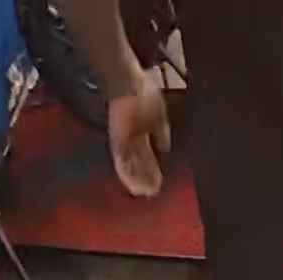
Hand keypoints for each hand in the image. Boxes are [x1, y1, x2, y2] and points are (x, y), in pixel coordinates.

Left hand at [106, 71, 170, 196]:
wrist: (128, 83)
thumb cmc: (144, 92)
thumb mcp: (159, 115)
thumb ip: (162, 134)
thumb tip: (166, 149)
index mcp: (143, 132)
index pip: (149, 156)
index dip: (153, 170)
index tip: (158, 184)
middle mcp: (133, 140)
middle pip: (139, 164)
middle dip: (145, 179)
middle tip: (151, 193)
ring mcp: (123, 141)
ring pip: (130, 166)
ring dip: (137, 180)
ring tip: (143, 193)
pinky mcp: (116, 141)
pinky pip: (122, 161)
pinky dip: (127, 173)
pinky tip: (132, 184)